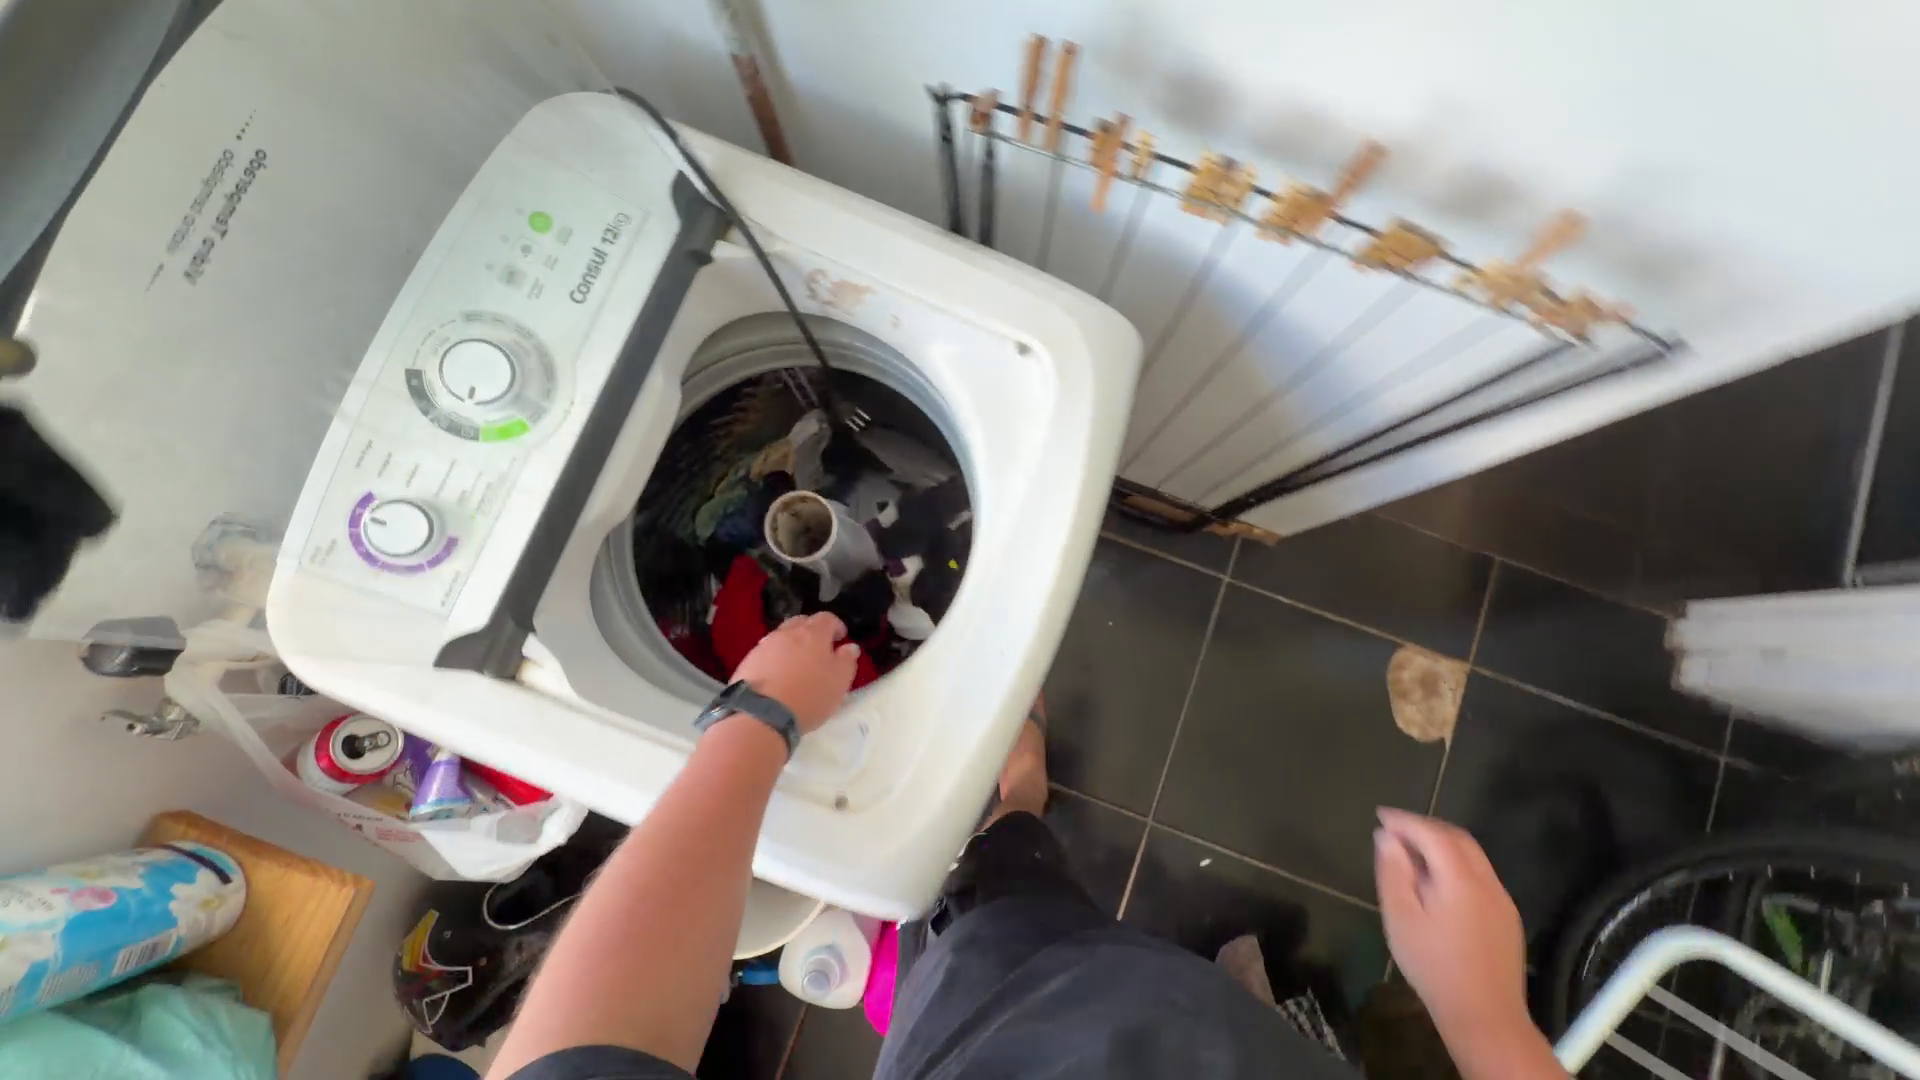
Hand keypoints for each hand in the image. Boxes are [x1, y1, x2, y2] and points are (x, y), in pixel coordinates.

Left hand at [731, 613, 859, 734]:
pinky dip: (774, 658)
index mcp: (813, 633)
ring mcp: (765, 646)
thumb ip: (847, 660)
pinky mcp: (748, 661)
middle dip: (811, 630)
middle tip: (819, 648)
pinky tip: (777, 675)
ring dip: (791, 644)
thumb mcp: (839, 682)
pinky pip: (766, 652)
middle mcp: (787, 633)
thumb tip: (850, 646)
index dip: (836, 625)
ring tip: (796, 663)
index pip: (827, 618)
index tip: (841, 638)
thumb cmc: (809, 696)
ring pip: (781, 636)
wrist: (760, 715)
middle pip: (801, 622)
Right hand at [1374, 807, 1527, 1033]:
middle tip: (1394, 827)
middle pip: (1458, 838)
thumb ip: (1393, 872)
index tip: (1380, 815)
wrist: (1485, 1017)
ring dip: (1441, 843)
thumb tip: (1387, 837)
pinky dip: (1454, 862)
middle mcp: (1488, 884)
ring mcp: (1502, 901)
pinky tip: (1436, 880)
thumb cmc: (1433, 965)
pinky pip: (1480, 875)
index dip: (1405, 820)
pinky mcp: (1507, 918)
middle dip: (1425, 826)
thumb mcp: (1400, 917)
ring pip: (1472, 856)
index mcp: (1462, 881)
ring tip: (1410, 850)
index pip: (1433, 834)